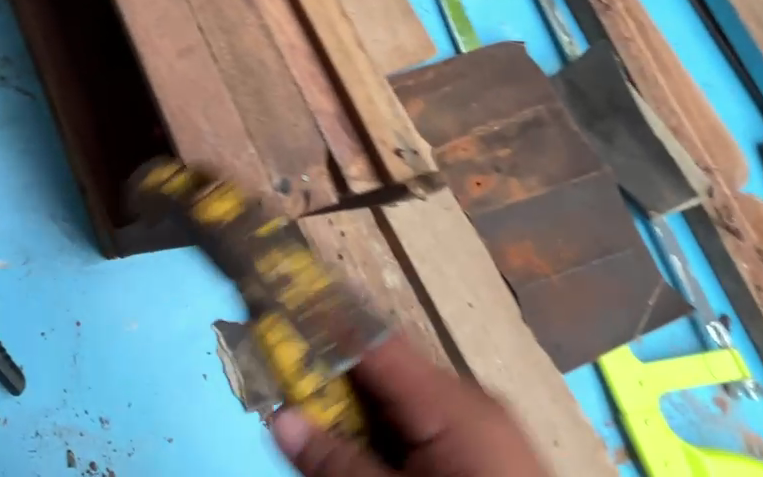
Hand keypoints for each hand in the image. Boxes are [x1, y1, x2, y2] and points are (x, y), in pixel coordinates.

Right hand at [269, 335, 548, 476]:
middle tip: (283, 379)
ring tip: (317, 418)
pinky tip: (365, 446)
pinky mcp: (491, 449)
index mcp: (454, 400)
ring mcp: (487, 423)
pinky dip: (387, 425)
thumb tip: (279, 418)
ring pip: (401, 396)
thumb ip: (338, 462)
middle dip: (330, 373)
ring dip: (357, 405)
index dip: (317, 318)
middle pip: (381, 367)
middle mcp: (472, 398)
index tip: (270, 302)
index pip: (369, 337)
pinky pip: (425, 420)